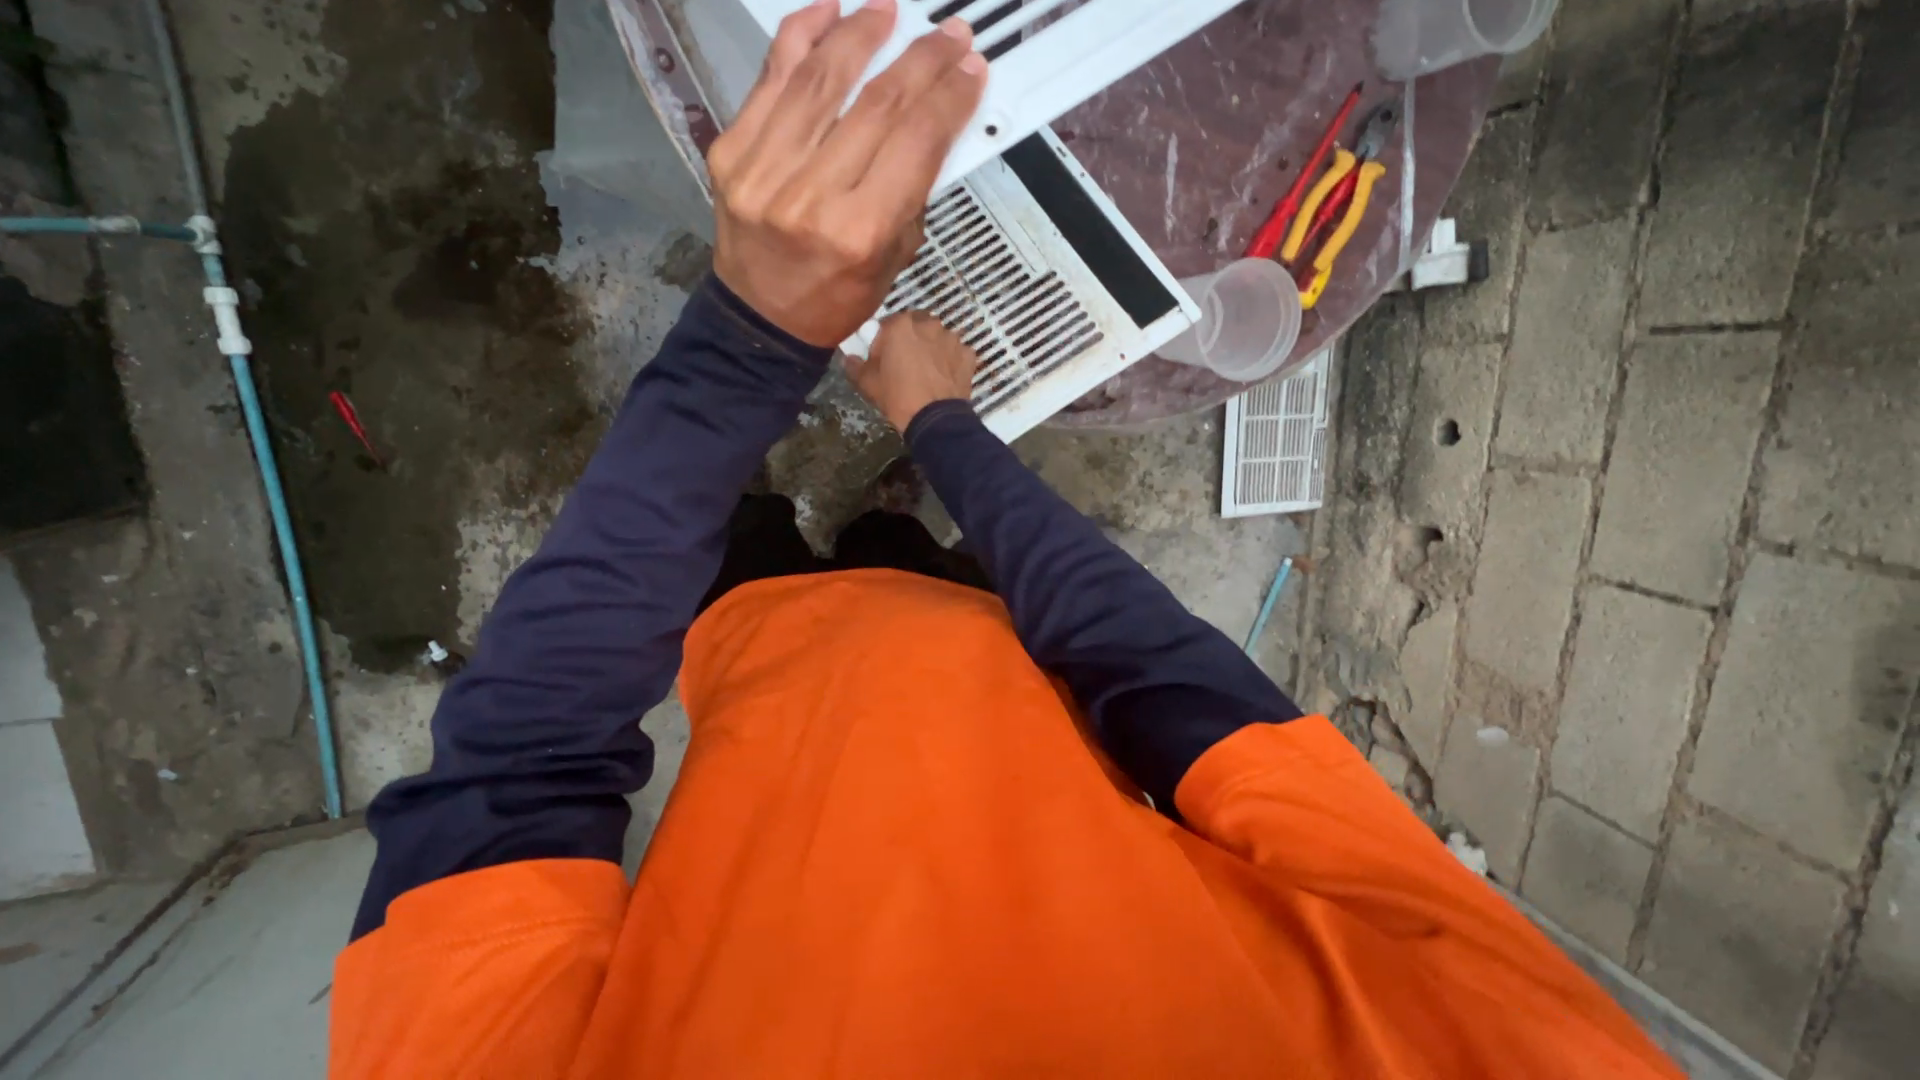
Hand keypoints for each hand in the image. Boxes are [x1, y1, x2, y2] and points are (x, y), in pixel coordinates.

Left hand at [707, 0, 988, 346]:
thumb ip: (911, 190)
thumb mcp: (893, 258)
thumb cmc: (835, 297)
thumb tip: (933, 119)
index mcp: (860, 232)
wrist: (763, 319)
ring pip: (821, 79)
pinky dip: (800, 39)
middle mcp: (810, 197)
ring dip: (860, 35)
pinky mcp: (732, 154)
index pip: (915, 142)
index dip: (949, 96)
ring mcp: (763, 171)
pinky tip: (827, 13)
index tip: (969, 69)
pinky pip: (770, 80)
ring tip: (886, 10)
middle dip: (920, 61)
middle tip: (946, 36)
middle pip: (876, 105)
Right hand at [845, 311, 979, 430]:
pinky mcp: (968, 355)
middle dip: (911, 340)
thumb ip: (855, 366)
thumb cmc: (897, 397)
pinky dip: (951, 361)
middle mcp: (929, 324)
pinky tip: (944, 378)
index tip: (883, 357)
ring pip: (939, 338)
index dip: (884, 340)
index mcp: (901, 325)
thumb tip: (849, 359)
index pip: (888, 324)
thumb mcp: (867, 384)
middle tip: (906, 362)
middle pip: (917, 326)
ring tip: (928, 372)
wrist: (935, 420)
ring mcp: (952, 339)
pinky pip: (956, 353)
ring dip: (933, 348)